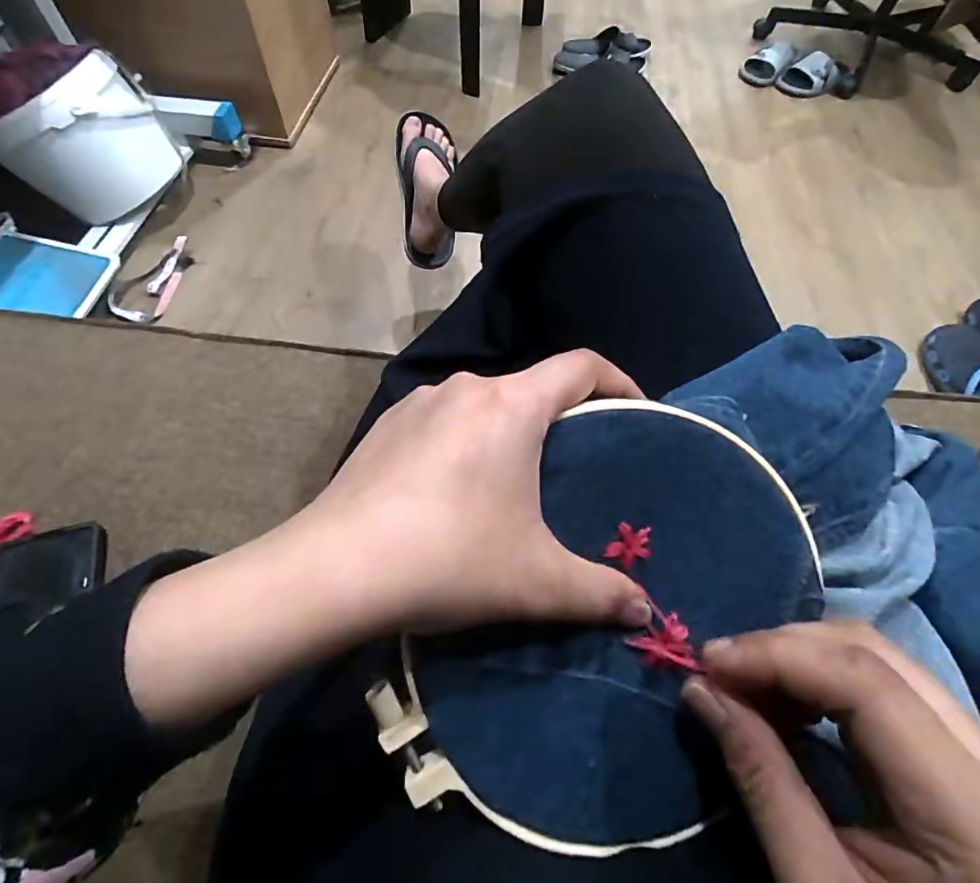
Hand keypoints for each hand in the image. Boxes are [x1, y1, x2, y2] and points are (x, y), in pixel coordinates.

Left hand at [289, 350, 653, 634]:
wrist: (335, 568)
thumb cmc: (449, 559)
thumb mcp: (535, 582)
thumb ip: (600, 593)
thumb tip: (644, 612)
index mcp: (511, 406)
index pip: (581, 365)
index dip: (617, 380)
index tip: (634, 411)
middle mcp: (466, 389)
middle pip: (530, 387)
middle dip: (560, 420)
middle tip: (572, 468)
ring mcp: (418, 402)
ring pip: (483, 404)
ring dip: (506, 432)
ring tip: (509, 484)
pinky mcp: (385, 424)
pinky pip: (442, 420)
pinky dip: (462, 442)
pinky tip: (450, 491)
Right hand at [682, 624, 979, 882]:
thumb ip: (763, 783)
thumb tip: (702, 691)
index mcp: (979, 816)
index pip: (869, 684)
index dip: (779, 656)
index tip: (708, 663)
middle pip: (876, 655)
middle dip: (784, 648)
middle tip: (718, 671)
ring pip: (883, 659)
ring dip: (802, 658)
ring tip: (743, 685)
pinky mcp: (977, 761)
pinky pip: (892, 686)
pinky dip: (826, 679)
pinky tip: (788, 702)